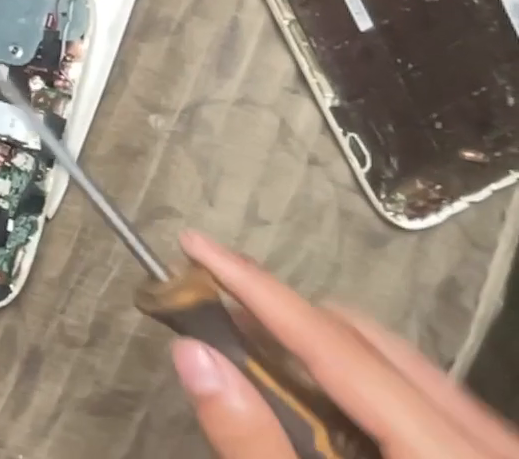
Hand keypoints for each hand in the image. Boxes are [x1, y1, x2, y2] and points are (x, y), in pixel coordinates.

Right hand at [172, 230, 518, 457]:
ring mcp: (498, 452)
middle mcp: (489, 443)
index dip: (256, 287)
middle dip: (284, 315)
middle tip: (214, 308)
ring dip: (319, 347)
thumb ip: (257, 445)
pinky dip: (359, 382)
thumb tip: (191, 354)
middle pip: (370, 342)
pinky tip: (323, 407)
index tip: (194, 243)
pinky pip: (426, 399)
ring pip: (402, 367)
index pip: (334, 344)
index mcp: (451, 455)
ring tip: (258, 352)